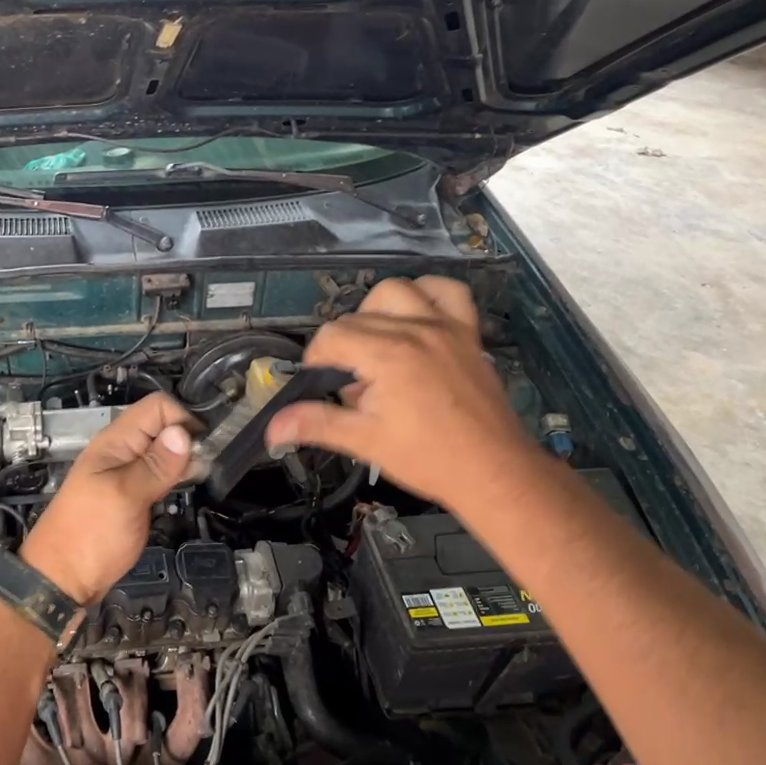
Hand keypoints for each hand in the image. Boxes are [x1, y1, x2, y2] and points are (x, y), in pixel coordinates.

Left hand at [19, 392, 195, 603]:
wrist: (62, 580)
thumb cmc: (90, 535)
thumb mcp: (125, 497)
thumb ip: (155, 465)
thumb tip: (184, 431)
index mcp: (116, 441)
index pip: (157, 407)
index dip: (183, 419)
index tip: (203, 446)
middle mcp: (122, 451)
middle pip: (162, 425)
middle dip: (187, 437)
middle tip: (207, 464)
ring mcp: (126, 473)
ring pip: (162, 449)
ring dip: (182, 457)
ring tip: (201, 474)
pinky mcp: (132, 494)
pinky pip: (157, 472)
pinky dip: (174, 474)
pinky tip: (187, 485)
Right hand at [265, 276, 539, 507]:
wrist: (494, 472)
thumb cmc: (429, 458)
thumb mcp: (365, 441)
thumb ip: (315, 424)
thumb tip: (271, 428)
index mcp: (387, 355)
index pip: (332, 336)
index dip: (317, 360)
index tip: (323, 385)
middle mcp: (414, 330)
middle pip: (356, 317)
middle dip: (342, 345)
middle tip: (349, 380)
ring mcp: (445, 327)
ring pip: (395, 292)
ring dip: (377, 311)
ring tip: (376, 345)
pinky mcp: (467, 333)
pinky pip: (448, 292)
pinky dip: (428, 295)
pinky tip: (417, 317)